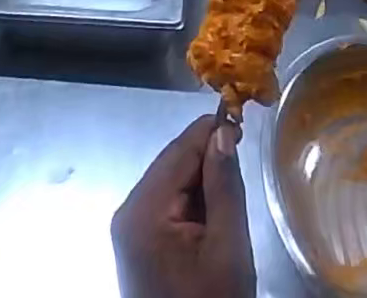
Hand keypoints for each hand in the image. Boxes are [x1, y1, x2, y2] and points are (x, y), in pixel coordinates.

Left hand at [111, 115, 254, 297]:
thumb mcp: (227, 250)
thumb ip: (223, 188)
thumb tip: (223, 134)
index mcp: (142, 209)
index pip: (176, 153)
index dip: (205, 131)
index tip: (234, 115)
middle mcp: (127, 209)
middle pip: (169, 165)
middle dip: (203, 155)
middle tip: (239, 145)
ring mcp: (127, 226)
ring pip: (167, 183)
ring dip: (198, 178)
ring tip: (230, 178)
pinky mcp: (135, 240)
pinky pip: (163, 204)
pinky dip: (188, 200)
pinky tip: (211, 206)